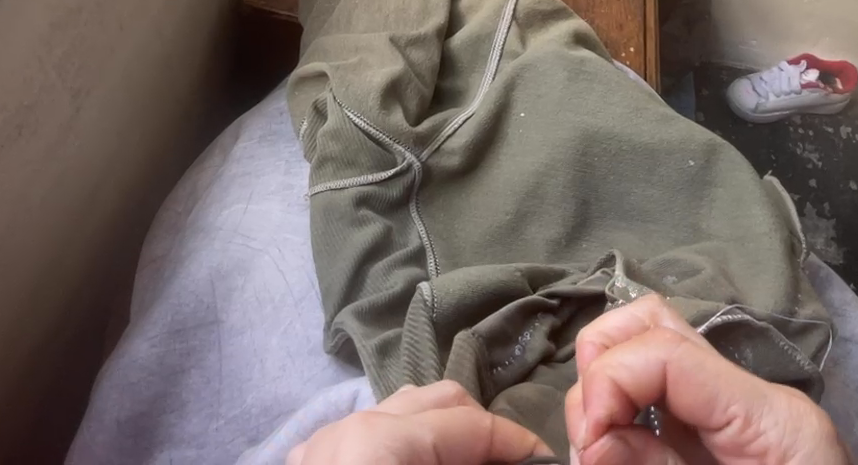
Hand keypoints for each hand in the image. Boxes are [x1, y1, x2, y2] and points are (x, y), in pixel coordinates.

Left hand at [289, 380, 550, 464]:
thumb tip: (522, 458)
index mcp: (381, 440)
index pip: (469, 424)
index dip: (518, 443)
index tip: (549, 460)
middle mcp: (349, 425)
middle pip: (437, 399)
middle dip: (483, 428)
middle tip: (513, 461)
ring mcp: (322, 442)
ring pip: (402, 410)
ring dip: (446, 434)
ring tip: (475, 462)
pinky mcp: (308, 462)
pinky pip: (371, 432)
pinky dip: (408, 444)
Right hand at [565, 295, 848, 464]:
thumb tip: (590, 445)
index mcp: (773, 421)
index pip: (666, 351)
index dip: (609, 383)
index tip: (588, 447)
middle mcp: (753, 396)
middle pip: (652, 324)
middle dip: (602, 371)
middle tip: (588, 442)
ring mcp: (735, 409)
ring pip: (648, 344)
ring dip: (606, 385)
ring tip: (596, 449)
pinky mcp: (718, 433)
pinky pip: (658, 390)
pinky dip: (622, 405)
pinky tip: (614, 446)